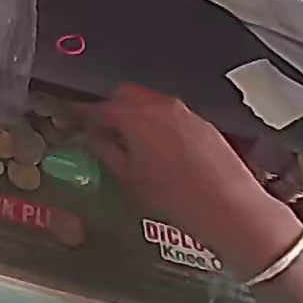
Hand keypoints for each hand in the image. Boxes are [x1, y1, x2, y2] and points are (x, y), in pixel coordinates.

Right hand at [86, 84, 301, 271]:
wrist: (230, 209)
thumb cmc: (172, 197)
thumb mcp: (128, 178)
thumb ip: (106, 151)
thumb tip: (96, 138)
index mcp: (135, 116)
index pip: (98, 108)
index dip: (82, 115)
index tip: (72, 123)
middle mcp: (160, 106)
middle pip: (125, 94)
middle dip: (110, 107)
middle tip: (101, 130)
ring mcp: (185, 112)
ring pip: (150, 102)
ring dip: (135, 114)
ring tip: (129, 142)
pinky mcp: (203, 124)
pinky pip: (170, 114)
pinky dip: (157, 123)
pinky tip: (158, 149)